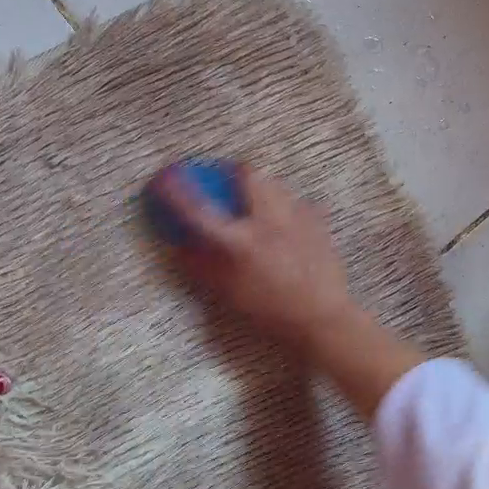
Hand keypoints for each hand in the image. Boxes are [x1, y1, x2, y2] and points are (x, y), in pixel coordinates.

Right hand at [155, 164, 364, 355]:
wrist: (322, 318)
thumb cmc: (272, 312)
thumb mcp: (230, 294)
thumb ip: (203, 267)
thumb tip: (180, 248)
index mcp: (240, 241)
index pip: (199, 209)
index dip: (178, 191)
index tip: (166, 178)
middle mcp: (267, 220)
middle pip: (248, 173)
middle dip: (233, 171)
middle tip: (226, 180)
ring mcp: (296, 217)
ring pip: (275, 183)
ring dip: (261, 185)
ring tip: (256, 201)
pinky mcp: (318, 223)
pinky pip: (300, 202)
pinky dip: (288, 207)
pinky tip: (287, 224)